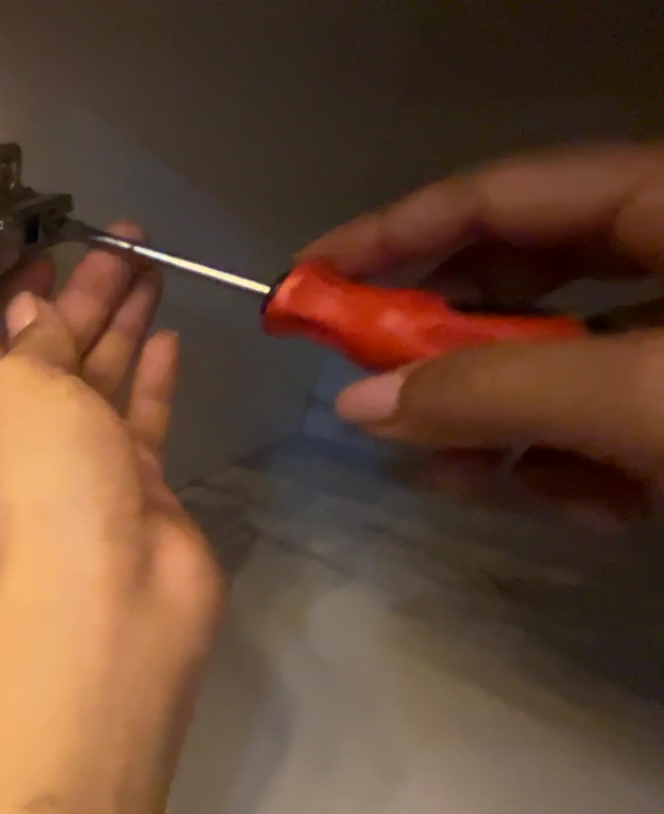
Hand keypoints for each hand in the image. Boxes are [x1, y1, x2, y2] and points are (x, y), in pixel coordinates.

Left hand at [0, 225, 222, 677]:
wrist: (101, 592)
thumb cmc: (36, 478)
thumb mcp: (15, 390)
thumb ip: (31, 345)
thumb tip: (30, 312)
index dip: (17, 297)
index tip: (50, 250)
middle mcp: (12, 441)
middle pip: (48, 355)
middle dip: (82, 299)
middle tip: (125, 240)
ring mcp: (75, 463)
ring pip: (97, 379)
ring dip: (121, 325)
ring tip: (151, 265)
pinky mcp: (133, 484)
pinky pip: (140, 417)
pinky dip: (150, 377)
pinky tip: (166, 334)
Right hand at [301, 142, 663, 522]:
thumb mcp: (658, 398)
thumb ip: (491, 394)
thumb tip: (352, 403)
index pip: (504, 195)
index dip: (390, 232)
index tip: (302, 282)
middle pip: (517, 280)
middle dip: (431, 343)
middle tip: (362, 391)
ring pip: (551, 360)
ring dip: (486, 420)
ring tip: (455, 478)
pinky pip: (604, 417)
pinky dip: (564, 460)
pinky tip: (566, 502)